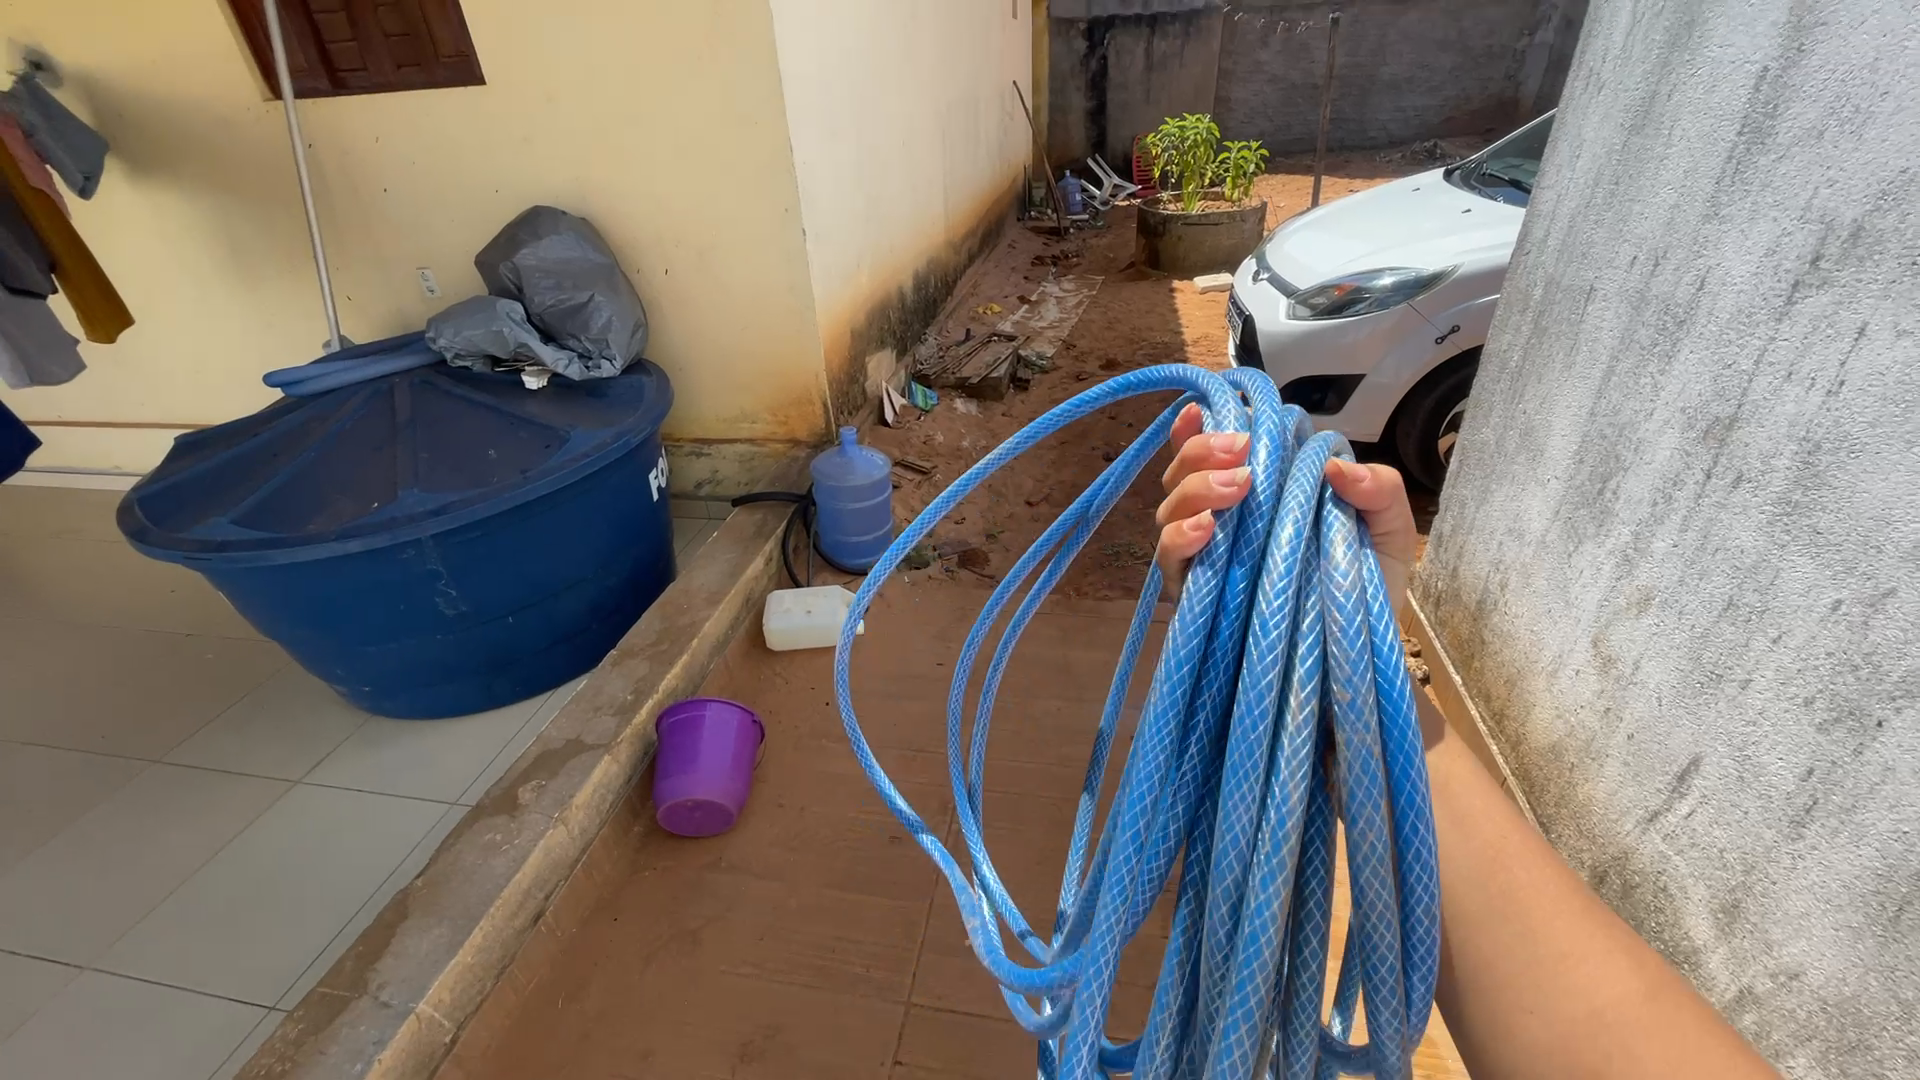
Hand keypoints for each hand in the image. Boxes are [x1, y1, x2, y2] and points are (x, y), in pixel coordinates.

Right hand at [1153, 403, 1417, 605]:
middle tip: (1241, 452)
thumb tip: (1339, 467)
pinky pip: (1170, 557)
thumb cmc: (1364, 582)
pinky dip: (1180, 537)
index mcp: (1255, 492)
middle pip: (1181, 472)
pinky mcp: (1193, 590)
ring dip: (1196, 489)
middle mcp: (1219, 517)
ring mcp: (1202, 553)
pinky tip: (1205, 529)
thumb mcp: (1387, 529)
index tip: (1205, 409)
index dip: (1195, 428)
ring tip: (1238, 487)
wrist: (1360, 649)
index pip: (1210, 453)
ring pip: (1169, 509)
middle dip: (1200, 452)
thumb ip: (1378, 490)